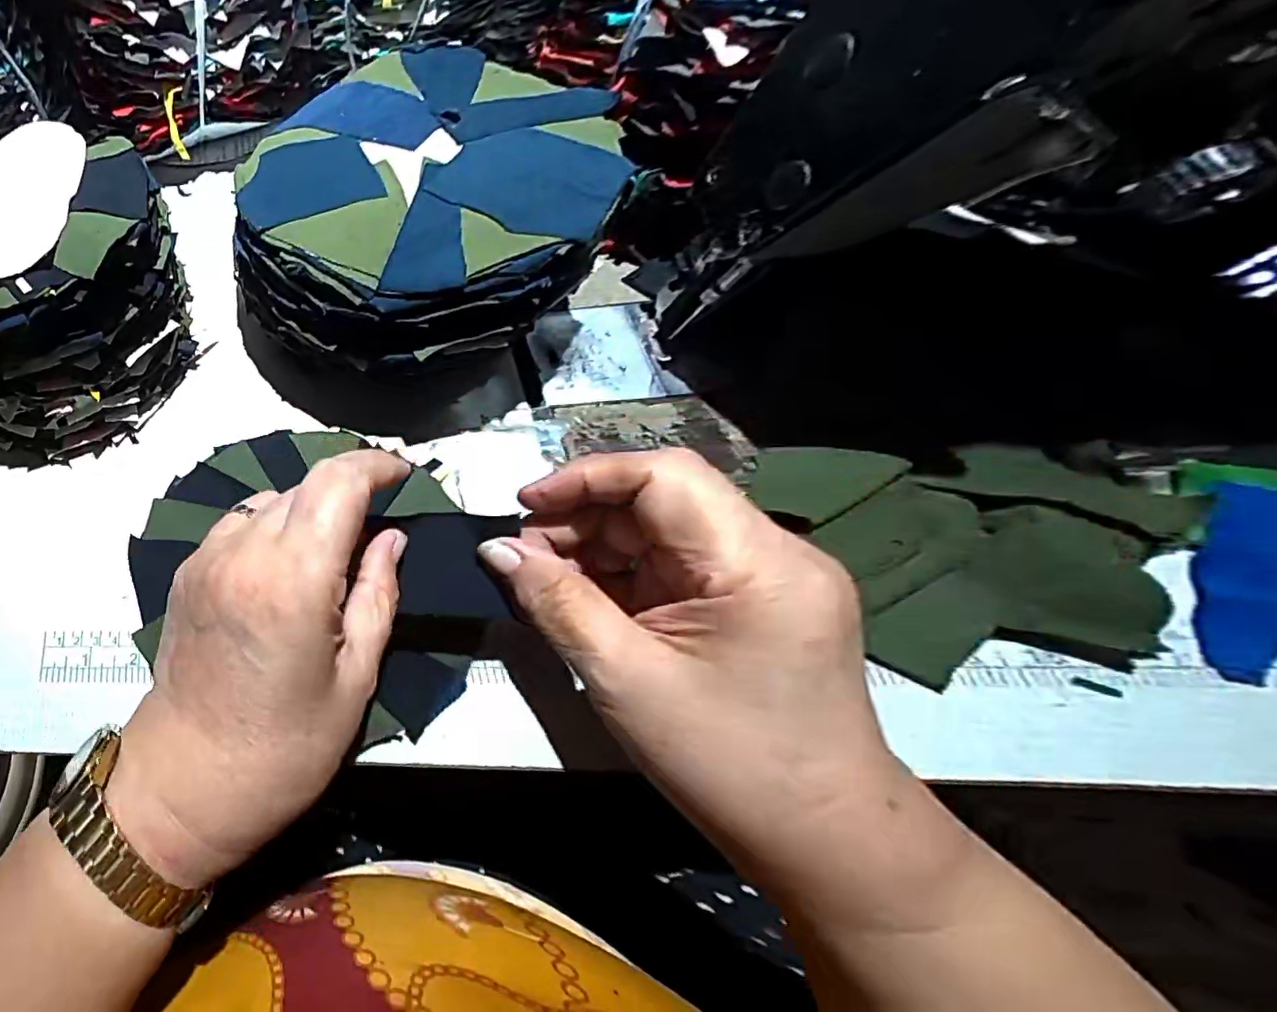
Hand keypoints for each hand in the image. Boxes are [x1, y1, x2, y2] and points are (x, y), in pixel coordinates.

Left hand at [108, 449, 410, 889]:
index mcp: (294, 579)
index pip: (338, 482)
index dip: (377, 465)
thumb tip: (392, 538)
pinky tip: (287, 562)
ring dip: (311, 507)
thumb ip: (378, 593)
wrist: (185, 781)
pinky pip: (240, 522)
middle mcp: (245, 552)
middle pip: (306, 483)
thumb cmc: (284, 747)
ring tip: (334, 548)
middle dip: (350, 488)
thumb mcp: (355, 678)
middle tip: (378, 520)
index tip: (403, 474)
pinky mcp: (188, 569)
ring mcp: (208, 557)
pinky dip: (274, 525)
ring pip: (272, 499)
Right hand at [476, 450, 927, 907]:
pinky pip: (672, 565)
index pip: (664, 475)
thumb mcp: (623, 677)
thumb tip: (496, 550)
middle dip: (582, 520)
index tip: (525, 505)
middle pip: (658, 501)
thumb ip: (555, 602)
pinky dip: (619, 575)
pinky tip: (581, 599)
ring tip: (543, 581)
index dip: (586, 477)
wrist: (821, 841)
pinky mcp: (751, 601)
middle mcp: (771, 553)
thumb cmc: (726, 762)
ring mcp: (764, 576)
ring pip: (660, 531)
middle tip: (522, 557)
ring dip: (595, 548)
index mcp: (757, 562)